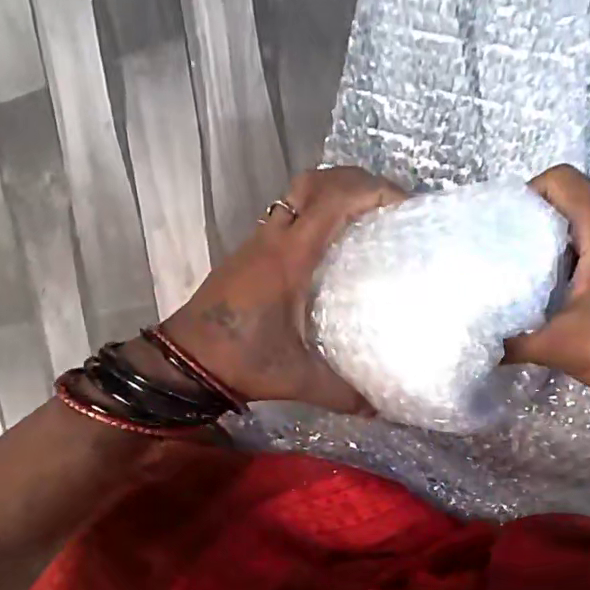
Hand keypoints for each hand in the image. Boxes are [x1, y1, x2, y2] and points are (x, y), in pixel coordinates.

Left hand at [158, 167, 408, 412]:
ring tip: (365, 217)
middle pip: (314, 182)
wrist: (184, 361)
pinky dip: (313, 214)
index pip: (334, 200)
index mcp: (288, 258)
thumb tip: (379, 408)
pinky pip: (285, 216)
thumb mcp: (297, 379)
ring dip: (331, 194)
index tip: (405, 204)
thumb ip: (342, 393)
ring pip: (296, 194)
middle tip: (387, 203)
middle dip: (356, 181)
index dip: (374, 190)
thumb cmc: (240, 362)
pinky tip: (330, 246)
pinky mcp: (247, 255)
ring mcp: (256, 243)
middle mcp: (272, 239)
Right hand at [504, 164, 589, 399]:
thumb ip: (515, 342)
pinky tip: (560, 298)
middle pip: (573, 203)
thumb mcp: (560, 345)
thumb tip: (483, 346)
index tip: (500, 230)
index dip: (524, 195)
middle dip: (535, 227)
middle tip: (505, 260)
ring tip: (527, 282)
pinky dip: (581, 264)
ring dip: (558, 250)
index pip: (559, 180)